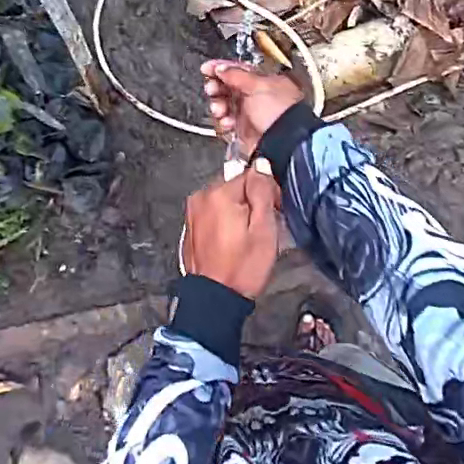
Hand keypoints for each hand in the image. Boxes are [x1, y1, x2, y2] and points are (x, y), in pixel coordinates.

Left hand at [182, 169, 281, 298]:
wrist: (215, 298)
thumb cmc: (242, 267)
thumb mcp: (264, 229)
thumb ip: (262, 192)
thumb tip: (261, 165)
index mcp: (219, 193)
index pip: (250, 175)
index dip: (266, 192)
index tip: (273, 211)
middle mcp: (201, 196)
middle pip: (236, 186)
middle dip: (250, 202)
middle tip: (260, 228)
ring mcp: (193, 210)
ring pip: (225, 200)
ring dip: (237, 212)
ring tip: (245, 238)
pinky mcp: (190, 224)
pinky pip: (213, 213)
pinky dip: (224, 222)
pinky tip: (231, 242)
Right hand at [201, 60, 303, 152]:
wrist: (284, 143)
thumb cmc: (280, 112)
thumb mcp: (257, 86)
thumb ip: (236, 75)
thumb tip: (220, 68)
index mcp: (263, 81)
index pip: (238, 70)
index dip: (221, 69)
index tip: (206, 69)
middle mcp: (256, 96)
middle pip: (228, 87)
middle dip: (216, 87)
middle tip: (211, 89)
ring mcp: (250, 113)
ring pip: (225, 104)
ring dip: (218, 105)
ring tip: (219, 109)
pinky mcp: (244, 129)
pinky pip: (226, 122)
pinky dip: (223, 121)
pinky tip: (227, 122)